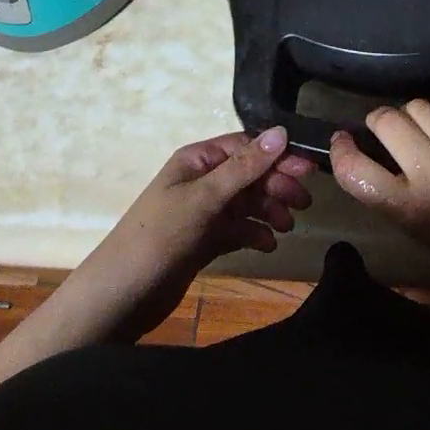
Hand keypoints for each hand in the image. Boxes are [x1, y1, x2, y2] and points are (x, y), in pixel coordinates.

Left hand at [80, 127, 312, 340]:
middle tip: (304, 204)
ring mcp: (203, 213)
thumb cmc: (158, 238)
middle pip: (251, 174)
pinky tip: (268, 246)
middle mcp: (202, 181)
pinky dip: (255, 234)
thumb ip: (244, 167)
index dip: (278, 155)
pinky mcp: (205, 241)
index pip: (246, 146)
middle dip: (277, 185)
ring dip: (269, 210)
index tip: (309, 171)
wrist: (120, 298)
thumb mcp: (203, 199)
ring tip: (286, 228)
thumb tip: (281, 131)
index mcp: (197, 161)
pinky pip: (239, 229)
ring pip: (248, 203)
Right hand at [329, 100, 429, 309]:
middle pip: (387, 122)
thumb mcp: (427, 238)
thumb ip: (397, 200)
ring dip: (408, 116)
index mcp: (414, 209)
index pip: (358, 170)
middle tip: (380, 136)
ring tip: (414, 131)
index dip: (340, 152)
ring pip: (418, 107)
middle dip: (376, 124)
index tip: (340, 143)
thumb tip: (373, 165)